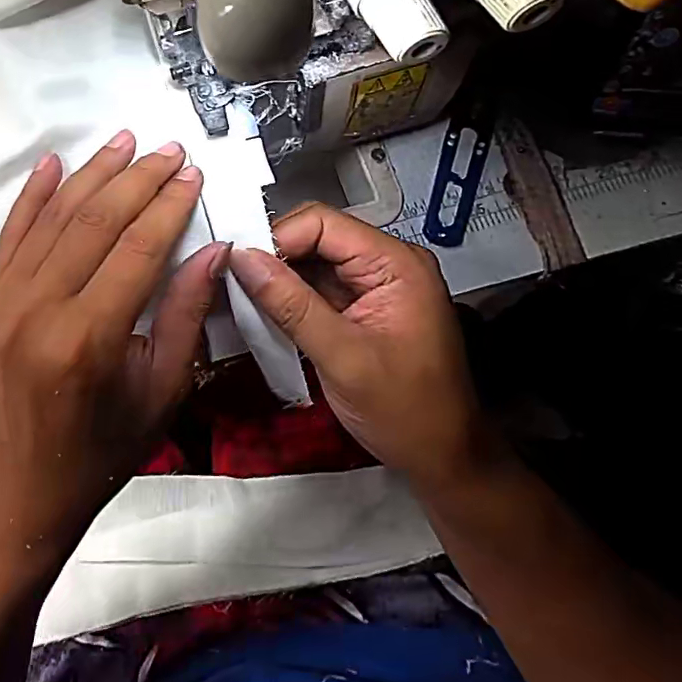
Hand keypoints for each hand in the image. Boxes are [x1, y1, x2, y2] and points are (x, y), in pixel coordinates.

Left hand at [0, 131, 226, 562]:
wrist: (24, 483)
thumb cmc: (104, 447)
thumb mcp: (163, 389)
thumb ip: (187, 313)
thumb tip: (214, 249)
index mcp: (88, 339)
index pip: (137, 249)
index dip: (169, 206)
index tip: (192, 175)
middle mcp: (40, 310)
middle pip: (95, 222)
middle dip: (137, 180)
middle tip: (168, 151)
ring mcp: (7, 301)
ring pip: (55, 218)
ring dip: (92, 175)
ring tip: (124, 142)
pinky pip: (12, 235)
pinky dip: (33, 195)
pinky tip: (52, 163)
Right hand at [227, 202, 506, 493]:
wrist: (443, 459)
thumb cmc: (407, 412)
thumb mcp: (343, 359)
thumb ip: (291, 304)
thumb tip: (243, 260)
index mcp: (395, 263)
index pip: (322, 223)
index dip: (277, 238)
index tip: (240, 266)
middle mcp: (387, 262)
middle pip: (315, 236)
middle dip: (274, 256)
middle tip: (238, 283)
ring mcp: (375, 283)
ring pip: (311, 260)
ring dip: (279, 277)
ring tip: (246, 298)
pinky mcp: (362, 304)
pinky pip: (317, 285)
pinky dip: (290, 296)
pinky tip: (267, 312)